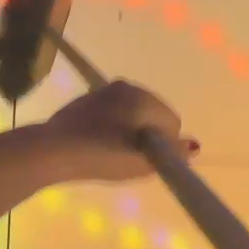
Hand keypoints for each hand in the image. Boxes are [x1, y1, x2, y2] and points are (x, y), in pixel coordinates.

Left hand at [44, 80, 196, 181]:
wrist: (55, 148)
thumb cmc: (102, 155)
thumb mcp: (141, 162)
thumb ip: (171, 154)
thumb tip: (192, 146)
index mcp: (142, 97)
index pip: (171, 121)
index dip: (165, 144)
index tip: (146, 158)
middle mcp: (126, 86)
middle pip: (153, 112)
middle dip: (149, 133)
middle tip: (130, 155)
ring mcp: (105, 89)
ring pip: (134, 111)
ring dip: (132, 128)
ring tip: (113, 150)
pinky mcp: (89, 97)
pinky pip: (115, 111)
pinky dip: (115, 123)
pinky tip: (100, 140)